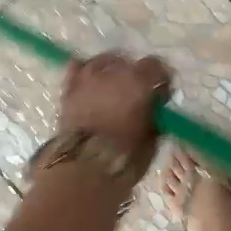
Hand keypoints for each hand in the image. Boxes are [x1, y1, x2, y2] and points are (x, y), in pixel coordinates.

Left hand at [58, 52, 169, 178]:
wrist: (82, 169)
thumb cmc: (123, 157)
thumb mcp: (151, 139)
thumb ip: (154, 115)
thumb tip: (154, 108)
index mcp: (139, 82)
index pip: (155, 65)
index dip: (160, 78)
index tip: (162, 92)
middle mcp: (114, 72)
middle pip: (129, 62)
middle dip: (136, 75)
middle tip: (137, 94)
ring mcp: (88, 78)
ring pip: (104, 61)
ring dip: (112, 70)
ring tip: (113, 85)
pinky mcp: (69, 89)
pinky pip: (77, 67)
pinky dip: (86, 70)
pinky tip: (90, 80)